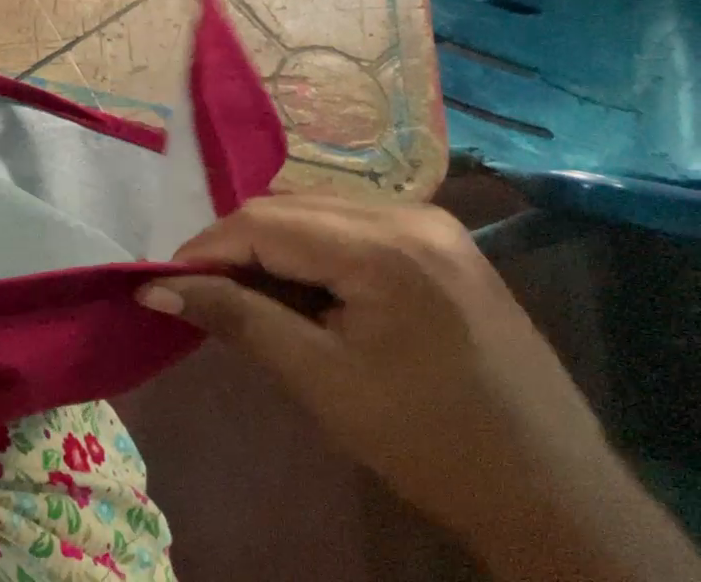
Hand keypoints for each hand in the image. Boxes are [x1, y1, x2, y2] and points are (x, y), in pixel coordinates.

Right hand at [137, 196, 698, 580]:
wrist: (551, 493)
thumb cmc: (425, 438)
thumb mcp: (316, 377)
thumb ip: (233, 316)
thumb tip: (151, 288)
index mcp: (386, 248)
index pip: (260, 223)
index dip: (201, 251)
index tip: (162, 287)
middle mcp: (411, 217)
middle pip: (284, 209)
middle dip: (232, 249)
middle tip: (200, 296)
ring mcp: (433, 229)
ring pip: (312, 213)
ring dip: (267, 250)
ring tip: (247, 299)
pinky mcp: (442, 248)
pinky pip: (348, 228)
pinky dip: (307, 253)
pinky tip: (301, 295)